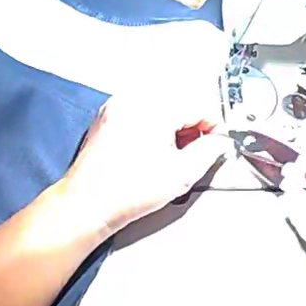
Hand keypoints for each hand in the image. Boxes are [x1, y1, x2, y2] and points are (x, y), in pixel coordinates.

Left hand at [55, 90, 233, 236]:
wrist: (87, 204)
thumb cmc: (125, 191)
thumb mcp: (183, 173)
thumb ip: (210, 151)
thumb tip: (219, 142)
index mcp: (154, 107)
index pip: (198, 106)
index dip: (214, 126)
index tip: (219, 141)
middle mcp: (132, 101)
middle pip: (177, 105)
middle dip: (192, 128)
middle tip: (197, 152)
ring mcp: (116, 109)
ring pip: (158, 110)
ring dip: (172, 129)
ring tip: (172, 158)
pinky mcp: (105, 121)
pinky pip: (138, 116)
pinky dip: (151, 130)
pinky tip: (151, 156)